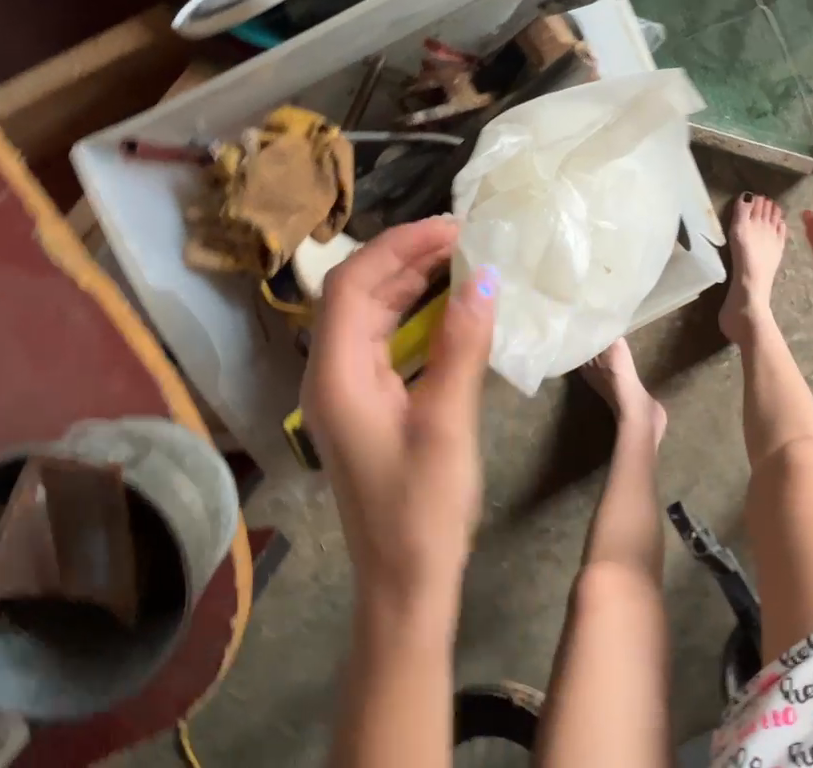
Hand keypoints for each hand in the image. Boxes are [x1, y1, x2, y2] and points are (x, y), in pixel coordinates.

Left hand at [303, 217, 497, 609]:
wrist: (404, 583)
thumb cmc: (423, 509)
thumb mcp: (448, 422)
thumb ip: (462, 345)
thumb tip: (484, 278)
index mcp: (336, 375)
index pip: (354, 284)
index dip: (400, 246)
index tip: (454, 229)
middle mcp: (328, 375)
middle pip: (356, 293)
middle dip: (405, 257)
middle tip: (464, 238)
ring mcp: (343, 391)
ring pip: (368, 314)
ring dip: (408, 282)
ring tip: (460, 259)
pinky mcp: (363, 405)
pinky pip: (381, 341)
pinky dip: (411, 313)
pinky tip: (446, 306)